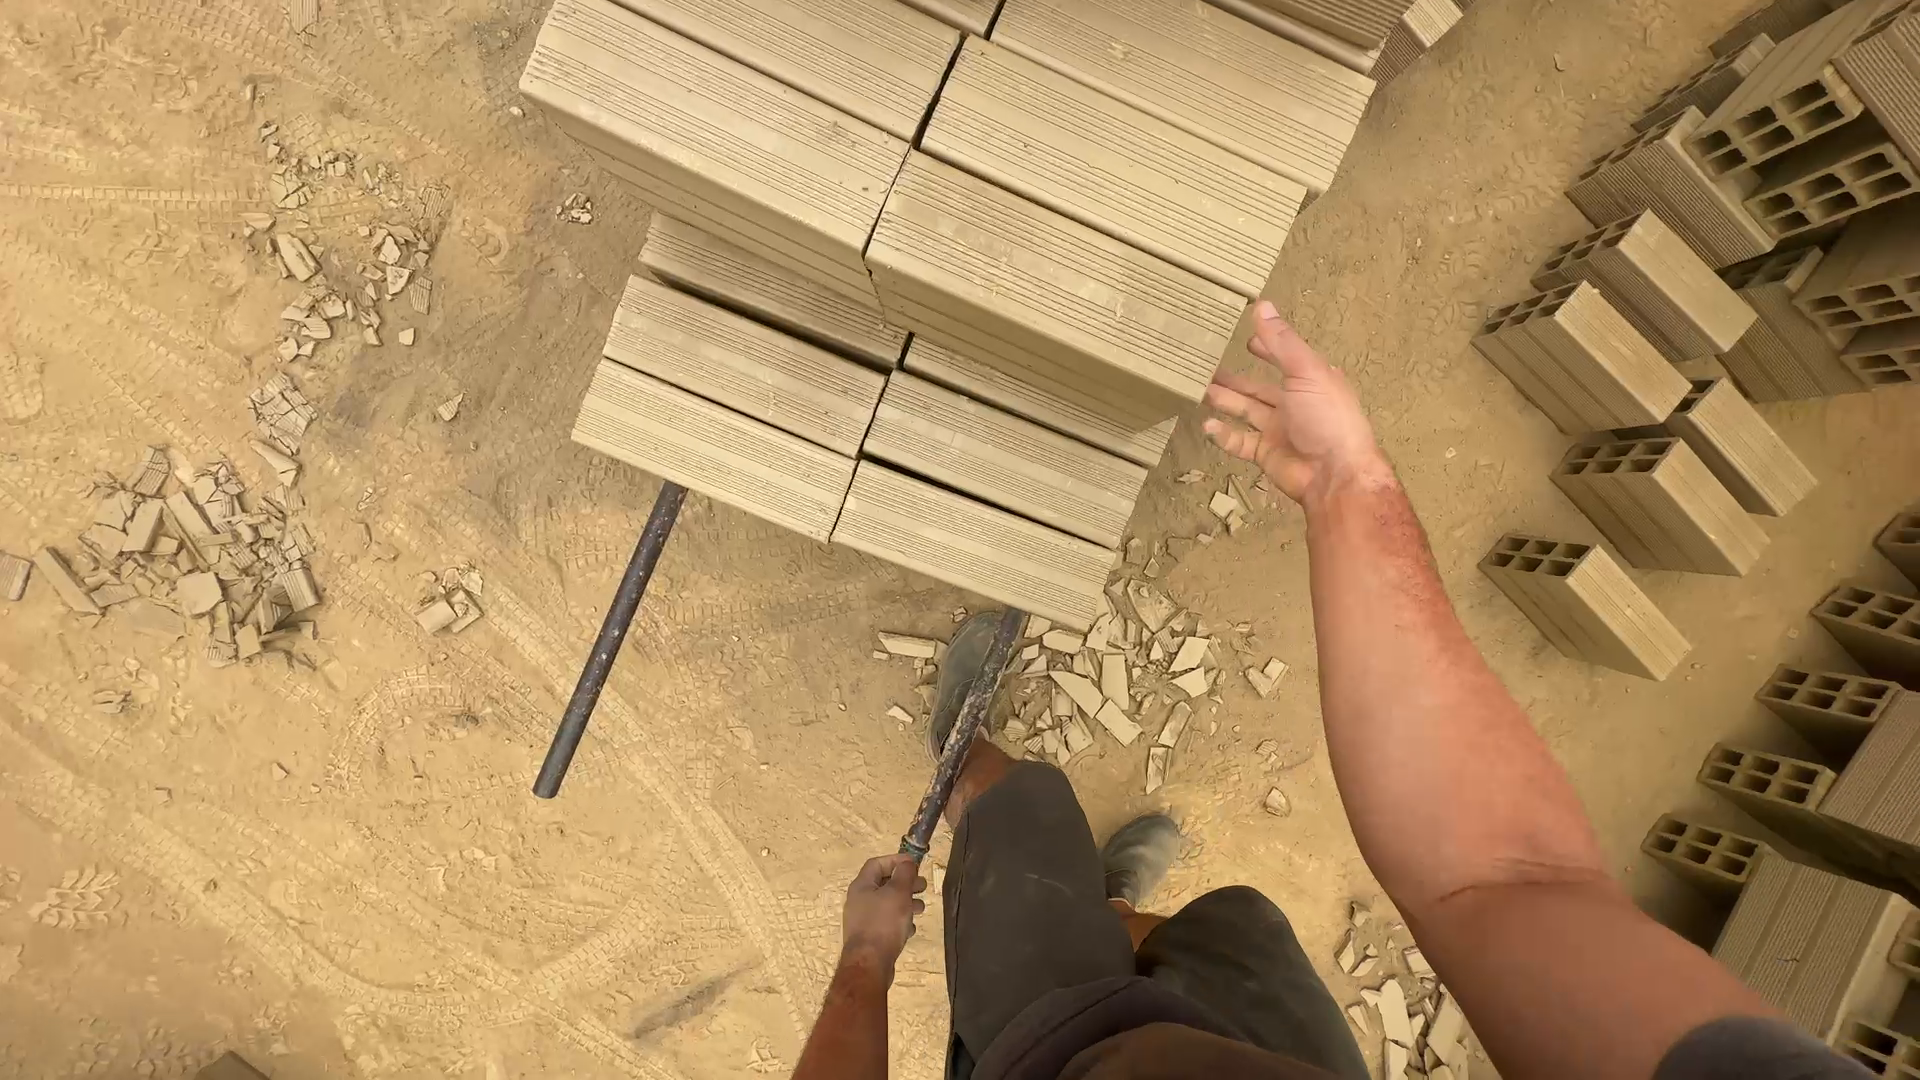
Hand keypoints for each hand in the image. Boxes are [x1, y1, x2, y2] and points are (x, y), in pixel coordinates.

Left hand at [838, 854, 926, 978]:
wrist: (869, 966)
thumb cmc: (883, 923)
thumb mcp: (898, 892)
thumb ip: (904, 874)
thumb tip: (907, 863)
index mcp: (862, 886)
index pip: (877, 863)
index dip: (896, 860)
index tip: (914, 864)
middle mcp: (858, 901)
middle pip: (883, 884)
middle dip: (904, 883)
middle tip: (922, 886)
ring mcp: (862, 921)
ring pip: (886, 905)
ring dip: (905, 903)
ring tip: (921, 908)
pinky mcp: (868, 939)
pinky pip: (885, 924)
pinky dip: (899, 922)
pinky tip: (910, 929)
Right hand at [1204, 301, 1390, 504]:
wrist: (1333, 473)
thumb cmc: (1327, 417)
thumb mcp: (1306, 371)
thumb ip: (1281, 342)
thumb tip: (1262, 305)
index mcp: (1310, 381)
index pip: (1285, 359)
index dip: (1267, 349)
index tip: (1247, 341)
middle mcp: (1294, 404)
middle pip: (1257, 389)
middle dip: (1233, 380)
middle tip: (1205, 369)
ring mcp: (1278, 430)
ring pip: (1244, 412)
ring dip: (1224, 402)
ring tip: (1199, 392)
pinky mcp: (1265, 453)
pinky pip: (1239, 441)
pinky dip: (1223, 434)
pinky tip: (1209, 426)